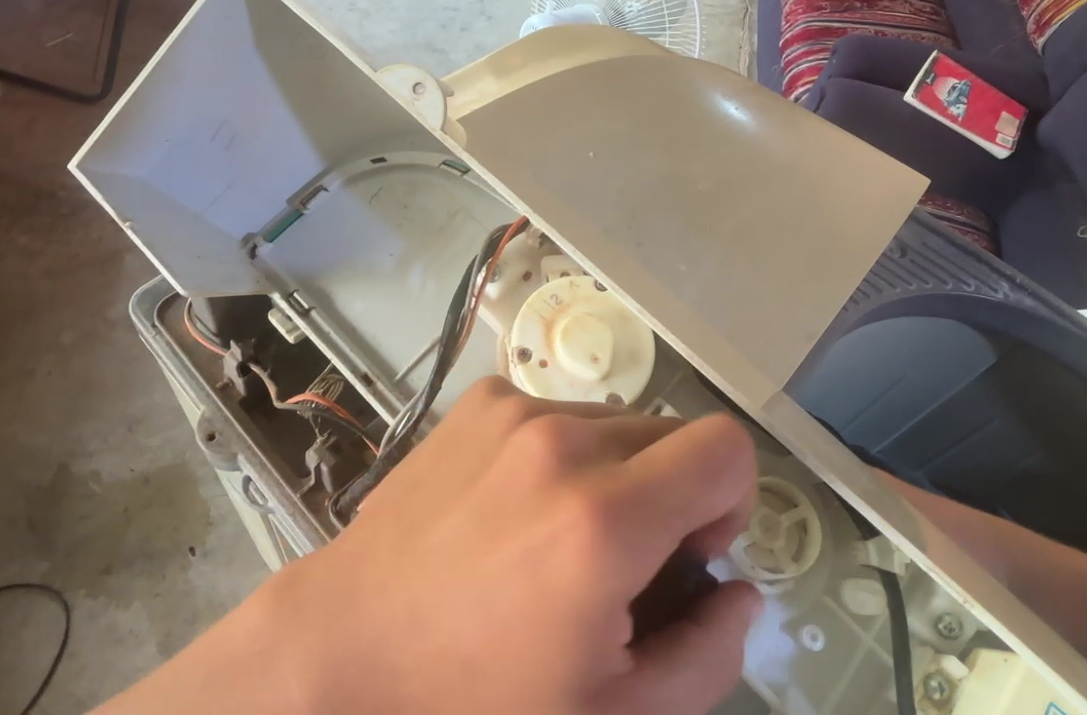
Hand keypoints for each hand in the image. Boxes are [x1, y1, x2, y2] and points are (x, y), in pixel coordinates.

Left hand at [101, 376, 761, 714]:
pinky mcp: (479, 401)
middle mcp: (562, 440)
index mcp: (604, 518)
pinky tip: (514, 508)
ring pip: (615, 422)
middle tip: (621, 564)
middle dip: (671, 493)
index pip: (726, 447)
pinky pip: (557, 414)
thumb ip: (706, 654)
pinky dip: (560, 453)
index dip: (730, 501)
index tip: (691, 551)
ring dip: (614, 472)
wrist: (346, 647)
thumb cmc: (477, 698)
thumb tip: (740, 589)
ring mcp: (514, 410)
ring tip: (557, 538)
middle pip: (673, 434)